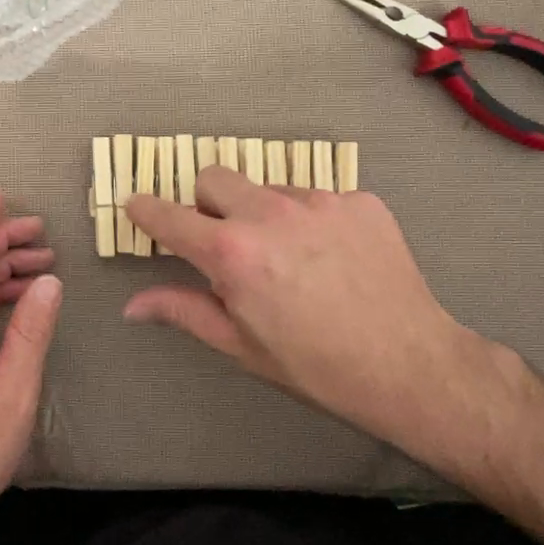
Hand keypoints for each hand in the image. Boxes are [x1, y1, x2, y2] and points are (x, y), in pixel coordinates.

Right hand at [125, 170, 543, 544]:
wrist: (413, 367)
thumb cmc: (314, 366)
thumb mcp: (240, 346)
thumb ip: (182, 311)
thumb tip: (131, 305)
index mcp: (232, 253)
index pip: (168, 215)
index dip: (145, 209)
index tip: (137, 207)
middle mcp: (269, 213)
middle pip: (214, 177)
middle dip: (207, 203)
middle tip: (224, 241)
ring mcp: (318, 201)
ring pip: (267, 187)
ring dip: (262, 212)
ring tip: (290, 257)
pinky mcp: (358, 200)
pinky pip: (316, 197)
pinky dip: (310, 219)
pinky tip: (332, 257)